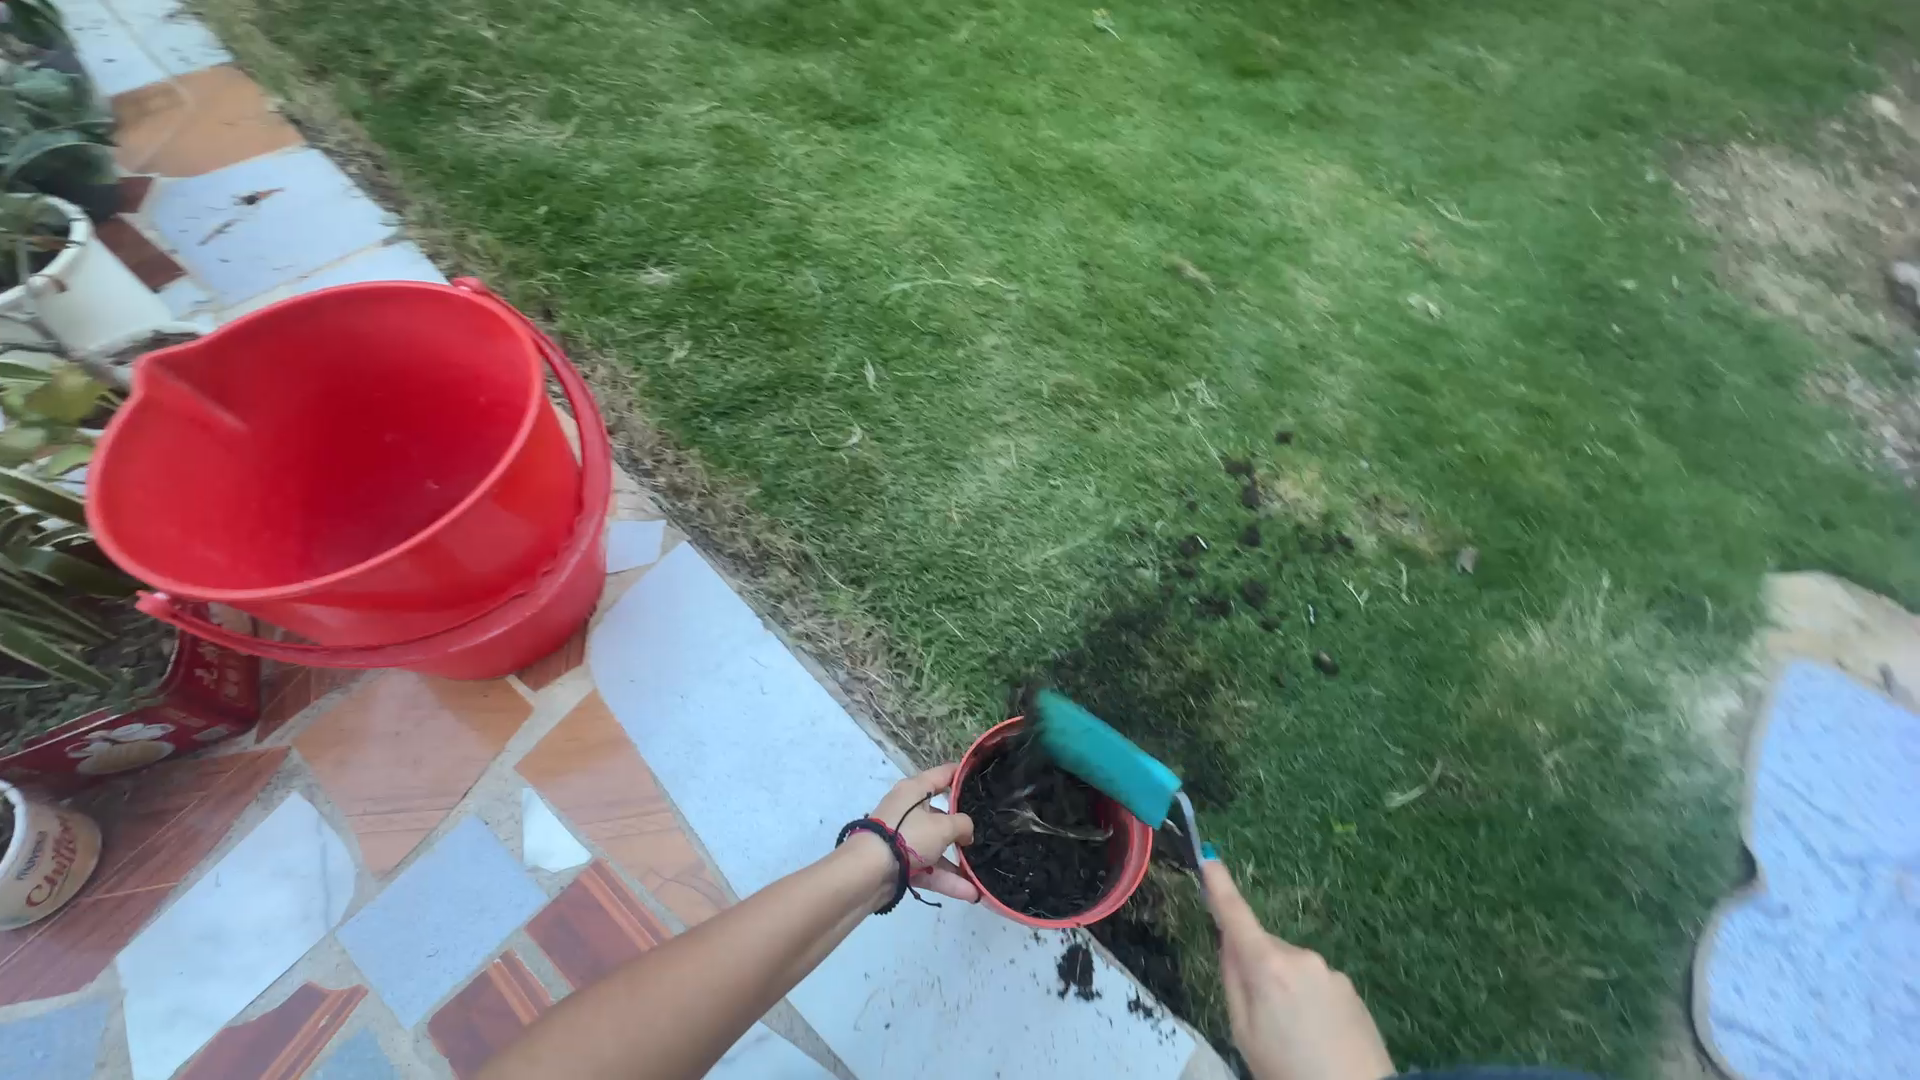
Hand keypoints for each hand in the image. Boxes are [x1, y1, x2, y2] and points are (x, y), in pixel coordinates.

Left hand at [869, 764, 978, 902]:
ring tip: (979, 876)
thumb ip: (962, 824)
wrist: (868, 872)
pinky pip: (928, 869)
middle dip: (962, 828)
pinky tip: (969, 893)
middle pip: (940, 815)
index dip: (961, 774)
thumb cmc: (907, 835)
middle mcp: (908, 811)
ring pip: (936, 847)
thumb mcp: (942, 826)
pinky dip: (946, 879)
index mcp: (914, 790)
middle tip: (984, 834)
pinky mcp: (900, 863)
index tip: (980, 777)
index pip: (942, 774)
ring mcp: (903, 838)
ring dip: (957, 863)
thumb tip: (966, 832)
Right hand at [1202, 858, 1393, 1079]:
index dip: (1219, 885)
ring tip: (1297, 1040)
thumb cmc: (1288, 1073)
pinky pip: (1317, 985)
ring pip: (1292, 969)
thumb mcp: (1243, 1033)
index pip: (1236, 914)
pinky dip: (1311, 1004)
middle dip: (1258, 970)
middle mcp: (1300, 957)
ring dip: (1287, 991)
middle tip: (1263, 1021)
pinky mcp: (1351, 989)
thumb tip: (1230, 943)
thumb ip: (1233, 981)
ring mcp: (1330, 972)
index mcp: (1267, 965)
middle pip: (1264, 949)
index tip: (1209, 858)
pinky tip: (1320, 1040)